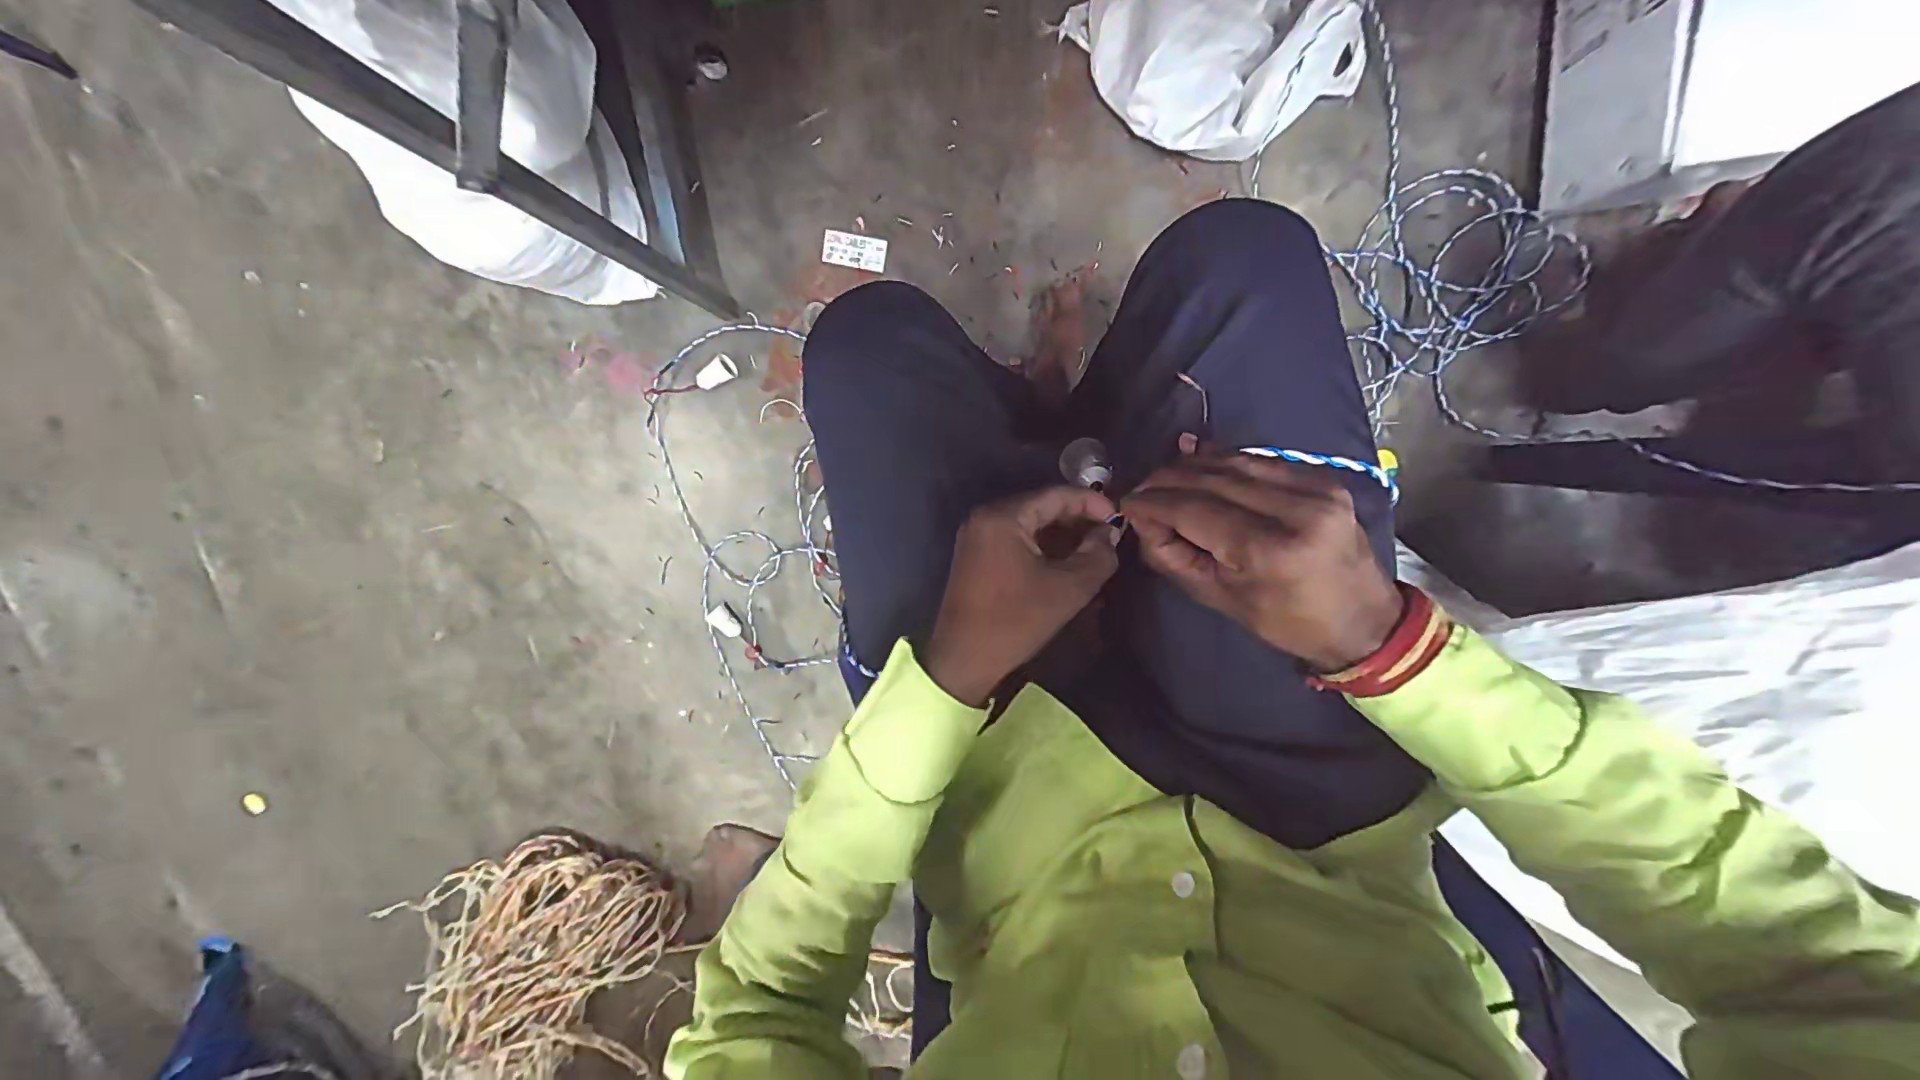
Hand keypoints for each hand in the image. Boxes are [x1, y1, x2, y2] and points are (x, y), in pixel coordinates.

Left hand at [922, 487, 1119, 705]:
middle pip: (1041, 506)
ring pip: (1029, 524)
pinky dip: (1043, 546)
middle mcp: (985, 517)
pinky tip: (1067, 561)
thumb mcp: (1069, 588)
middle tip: (1110, 536)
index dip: (1092, 503)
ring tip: (1095, 549)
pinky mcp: (976, 555)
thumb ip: (1098, 555)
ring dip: (1063, 534)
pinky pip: (1016, 539)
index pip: (1055, 494)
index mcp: (1003, 516)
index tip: (1120, 519)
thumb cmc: (1016, 621)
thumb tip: (1110, 533)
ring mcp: (977, 536)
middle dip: (1078, 519)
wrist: (965, 659)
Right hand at [1120, 446, 1402, 670]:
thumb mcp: (1218, 598)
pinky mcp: (1324, 478)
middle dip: (1166, 480)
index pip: (1192, 509)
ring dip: (1191, 465)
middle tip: (1140, 489)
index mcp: (1267, 550)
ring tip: (1163, 476)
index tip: (1126, 502)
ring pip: (1234, 461)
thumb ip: (1172, 555)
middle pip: (1211, 478)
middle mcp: (1294, 509)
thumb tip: (1142, 517)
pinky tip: (1196, 456)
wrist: (1364, 619)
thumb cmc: (1286, 621)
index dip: (1152, 502)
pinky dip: (1223, 459)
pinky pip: (1259, 460)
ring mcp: (1315, 488)